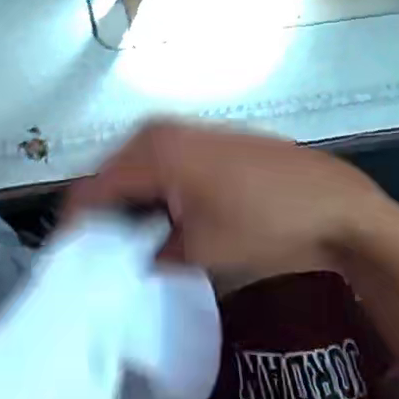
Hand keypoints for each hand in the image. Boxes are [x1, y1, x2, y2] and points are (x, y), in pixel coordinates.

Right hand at [63, 120, 398, 277]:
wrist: (331, 200)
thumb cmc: (263, 222)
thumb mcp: (199, 251)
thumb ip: (148, 257)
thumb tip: (124, 264)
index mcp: (150, 151)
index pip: (90, 190)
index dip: (74, 230)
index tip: (67, 268)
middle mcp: (157, 130)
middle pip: (107, 177)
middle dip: (99, 218)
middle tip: (96, 263)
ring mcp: (180, 131)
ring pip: (131, 171)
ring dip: (124, 207)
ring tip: (124, 249)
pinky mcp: (199, 139)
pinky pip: (156, 165)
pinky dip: (149, 193)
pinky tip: (158, 225)